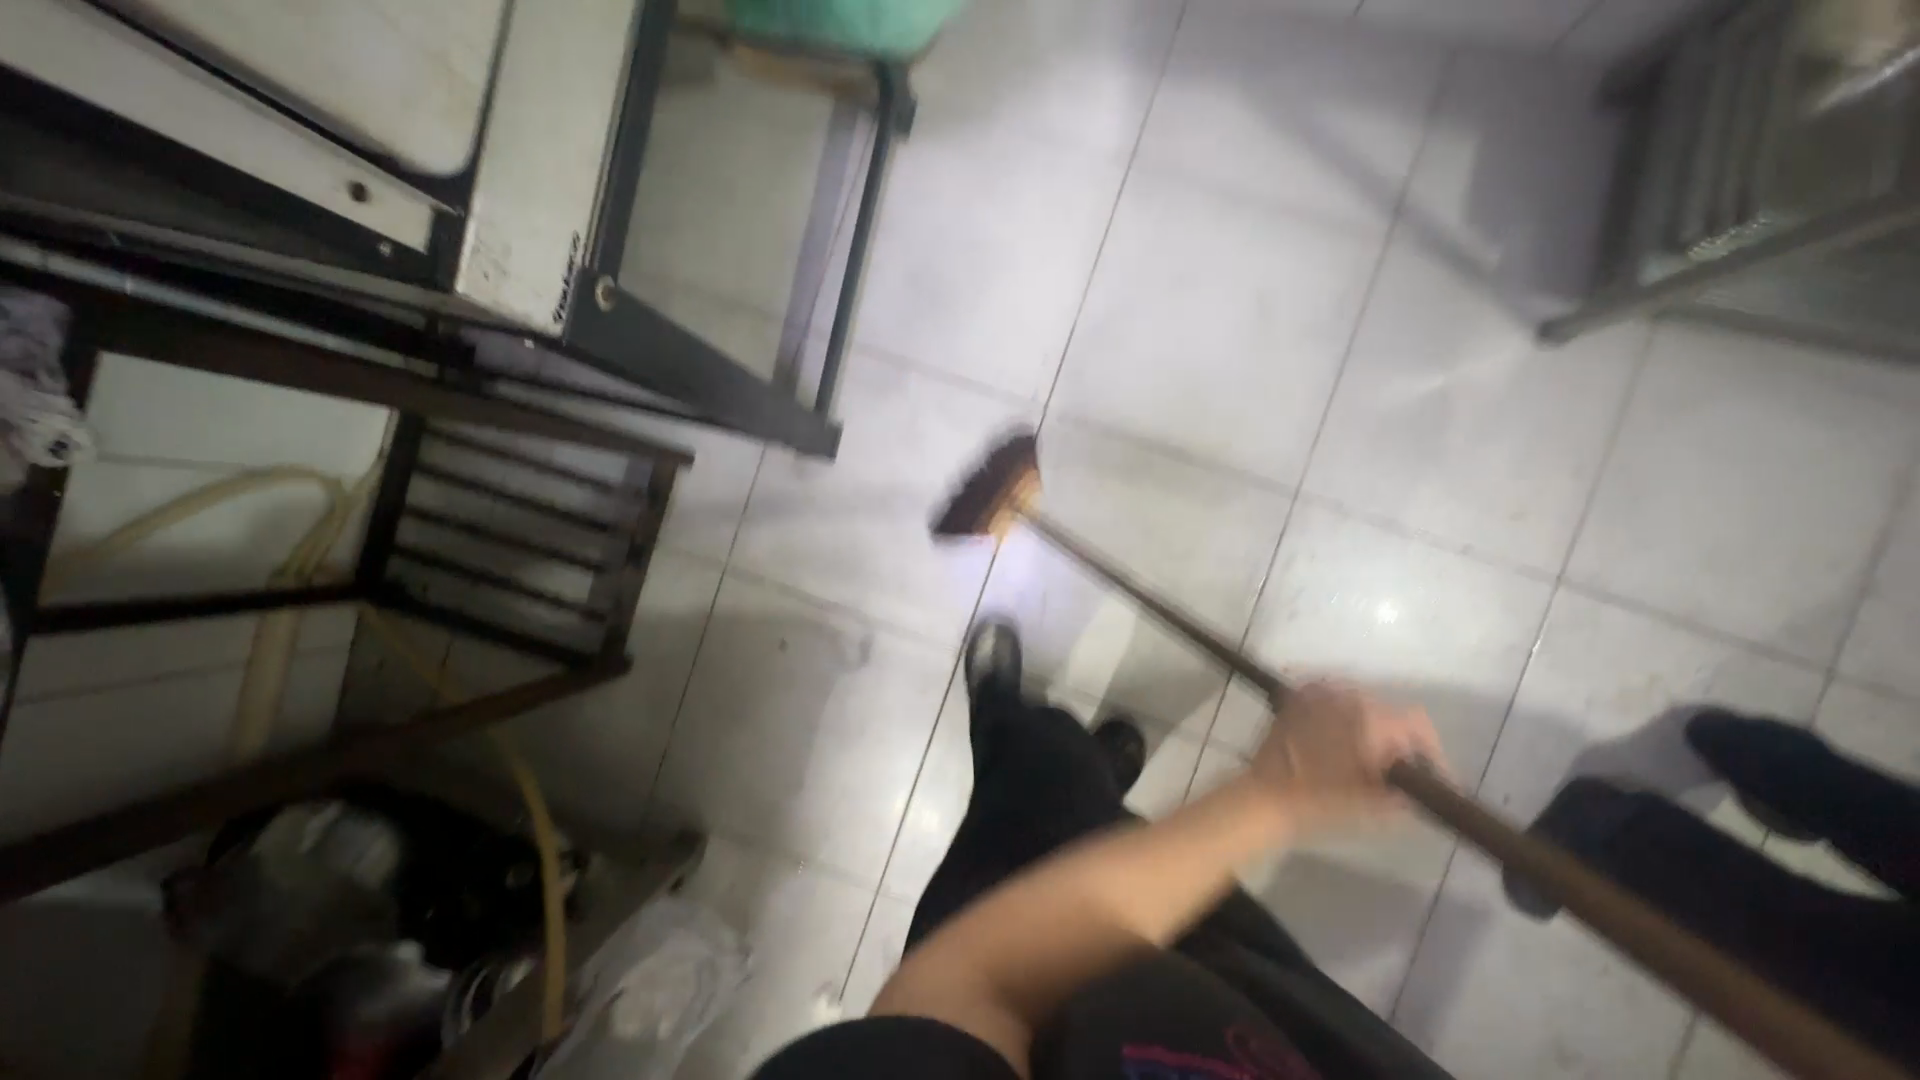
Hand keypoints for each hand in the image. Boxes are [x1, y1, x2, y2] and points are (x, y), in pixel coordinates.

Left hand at [1244, 680, 1445, 829]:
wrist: (1266, 796)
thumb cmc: (1322, 801)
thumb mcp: (1374, 802)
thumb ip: (1405, 791)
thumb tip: (1417, 788)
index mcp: (1370, 717)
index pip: (1418, 723)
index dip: (1429, 750)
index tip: (1430, 775)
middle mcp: (1346, 695)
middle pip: (1387, 711)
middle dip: (1396, 738)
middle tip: (1395, 767)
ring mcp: (1316, 693)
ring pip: (1358, 703)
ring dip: (1368, 725)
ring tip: (1365, 756)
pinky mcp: (1294, 699)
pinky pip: (1328, 700)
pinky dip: (1339, 716)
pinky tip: (1337, 740)